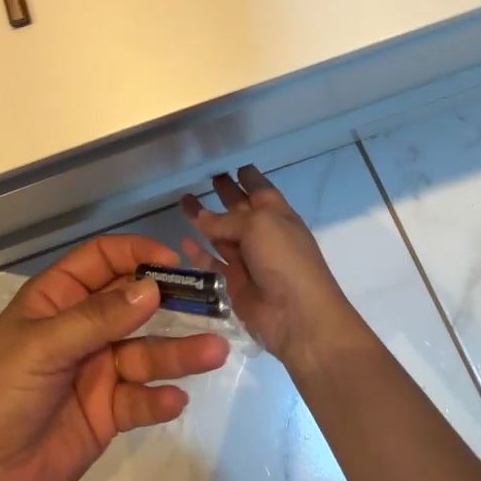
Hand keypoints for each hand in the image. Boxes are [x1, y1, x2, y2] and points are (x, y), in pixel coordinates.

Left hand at [0, 235, 229, 480]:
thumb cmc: (0, 395)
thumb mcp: (42, 347)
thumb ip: (97, 318)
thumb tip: (149, 287)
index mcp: (55, 299)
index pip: (101, 261)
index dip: (135, 255)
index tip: (172, 262)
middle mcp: (79, 328)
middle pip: (131, 305)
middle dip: (169, 303)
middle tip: (210, 304)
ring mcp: (94, 371)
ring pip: (144, 352)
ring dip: (177, 353)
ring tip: (213, 353)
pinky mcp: (105, 413)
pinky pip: (139, 398)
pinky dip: (158, 398)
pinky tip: (173, 400)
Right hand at [180, 165, 369, 368]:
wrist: (297, 317)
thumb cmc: (285, 260)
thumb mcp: (258, 225)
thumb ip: (226, 219)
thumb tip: (201, 216)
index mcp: (277, 215)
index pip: (260, 188)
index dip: (248, 176)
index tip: (233, 163)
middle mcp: (263, 235)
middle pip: (239, 208)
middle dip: (226, 192)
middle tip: (207, 177)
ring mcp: (249, 260)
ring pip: (221, 234)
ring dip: (204, 220)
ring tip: (183, 201)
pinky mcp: (234, 283)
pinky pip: (213, 263)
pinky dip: (199, 253)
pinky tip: (184, 240)